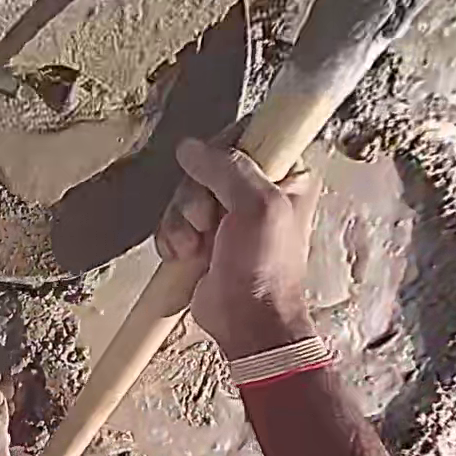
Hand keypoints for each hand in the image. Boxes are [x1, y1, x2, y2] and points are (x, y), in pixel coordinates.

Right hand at [155, 137, 322, 357]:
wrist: (245, 320)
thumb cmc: (265, 266)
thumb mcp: (257, 207)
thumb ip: (226, 168)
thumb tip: (188, 147)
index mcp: (284, 175)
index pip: (246, 135)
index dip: (221, 150)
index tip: (213, 173)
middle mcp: (254, 190)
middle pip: (204, 166)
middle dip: (195, 197)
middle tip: (206, 223)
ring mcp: (224, 215)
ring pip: (183, 194)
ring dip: (180, 222)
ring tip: (195, 248)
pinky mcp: (200, 237)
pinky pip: (171, 220)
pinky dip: (171, 238)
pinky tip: (183, 256)